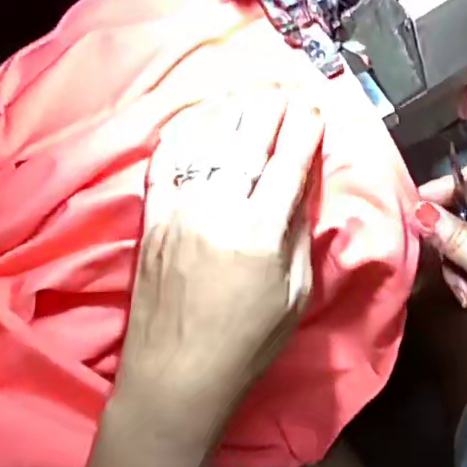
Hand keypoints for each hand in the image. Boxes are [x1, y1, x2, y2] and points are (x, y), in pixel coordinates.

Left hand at [119, 94, 323, 450]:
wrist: (174, 378)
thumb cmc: (246, 345)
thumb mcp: (294, 295)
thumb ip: (298, 235)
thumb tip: (302, 187)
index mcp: (260, 233)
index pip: (288, 165)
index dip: (304, 131)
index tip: (313, 106)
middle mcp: (218, 211)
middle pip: (248, 144)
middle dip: (270, 110)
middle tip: (284, 88)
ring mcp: (179, 211)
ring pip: (207, 146)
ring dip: (230, 113)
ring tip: (246, 92)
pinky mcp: (153, 220)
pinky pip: (166, 165)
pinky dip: (182, 137)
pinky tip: (195, 119)